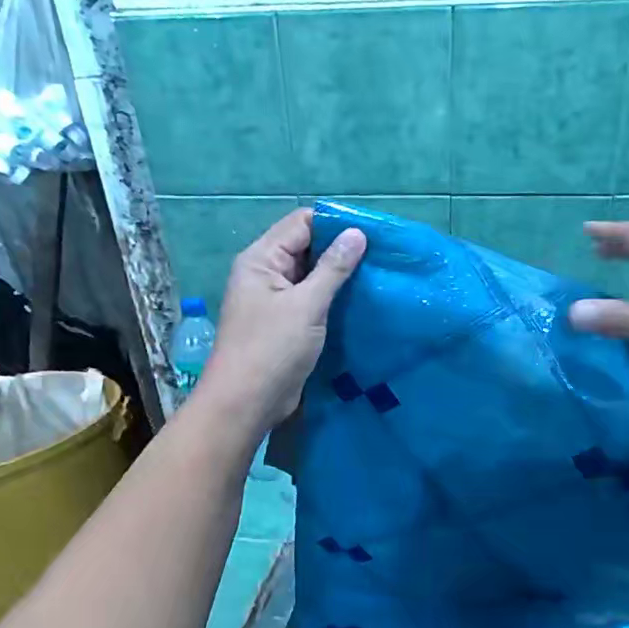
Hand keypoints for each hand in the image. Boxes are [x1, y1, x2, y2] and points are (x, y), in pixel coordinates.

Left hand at [194, 208, 365, 430]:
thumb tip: (357, 233)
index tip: (373, 232)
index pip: (301, 224)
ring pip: (311, 275)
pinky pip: (311, 300)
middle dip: (341, 248)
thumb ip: (333, 268)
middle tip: (382, 254)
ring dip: (339, 275)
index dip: (335, 223)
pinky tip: (361, 300)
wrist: (245, 404)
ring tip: (378, 274)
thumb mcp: (306, 305)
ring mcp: (274, 300)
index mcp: (261, 260)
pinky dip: (333, 298)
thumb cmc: (272, 350)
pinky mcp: (285, 323)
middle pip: (306, 247)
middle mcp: (265, 274)